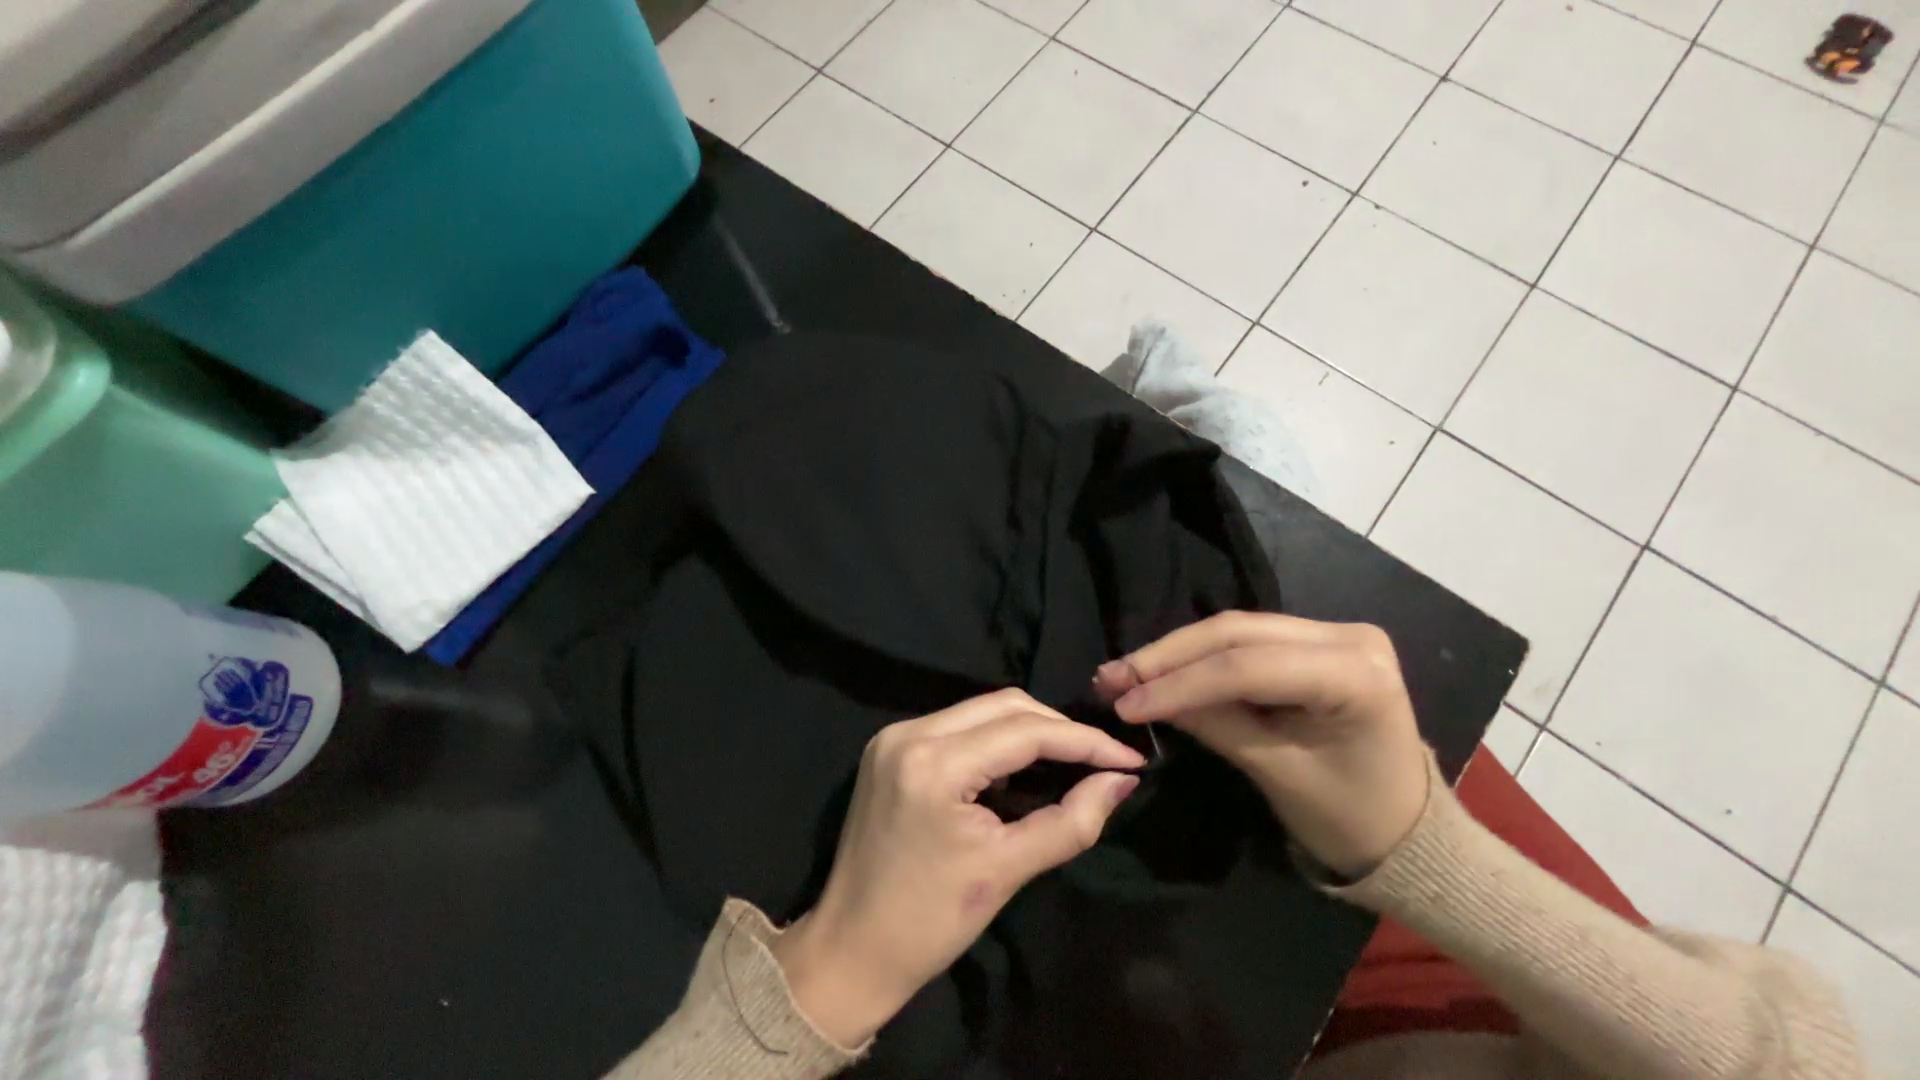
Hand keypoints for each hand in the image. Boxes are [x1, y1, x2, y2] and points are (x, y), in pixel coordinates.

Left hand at [770, 689, 1145, 1045]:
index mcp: (933, 762)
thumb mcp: (1007, 870)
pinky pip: (958, 727)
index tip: (1130, 761)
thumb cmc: (929, 921)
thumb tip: (1121, 781)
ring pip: (981, 710)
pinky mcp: (890, 749)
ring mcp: (894, 737)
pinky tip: (1021, 768)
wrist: (851, 949)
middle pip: (1004, 705)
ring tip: (1072, 763)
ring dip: (1029, 731)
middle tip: (1103, 762)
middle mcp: (909, 733)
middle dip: (1059, 729)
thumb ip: (1070, 820)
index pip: (1025, 731)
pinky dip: (995, 740)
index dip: (1085, 742)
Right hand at [1094, 613, 1428, 878]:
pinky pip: (1249, 643)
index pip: (1248, 666)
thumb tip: (1141, 698)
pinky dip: (1203, 660)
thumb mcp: (1276, 773)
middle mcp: (1350, 636)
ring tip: (1123, 674)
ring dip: (1178, 655)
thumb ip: (1213, 723)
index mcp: (1356, 673)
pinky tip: (1161, 671)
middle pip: (1238, 634)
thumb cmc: (1351, 818)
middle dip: (1168, 658)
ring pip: (1237, 632)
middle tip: (1109, 677)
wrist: (1409, 836)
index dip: (1178, 682)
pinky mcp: (1320, 643)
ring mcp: (1337, 633)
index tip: (1122, 702)